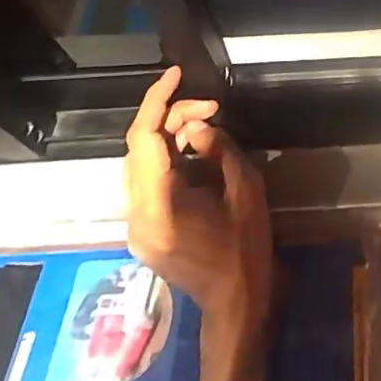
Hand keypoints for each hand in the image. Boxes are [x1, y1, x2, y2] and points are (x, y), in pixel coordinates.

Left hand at [124, 67, 271, 380]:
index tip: (176, 74)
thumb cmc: (245, 250)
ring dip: (170, 136)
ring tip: (205, 126)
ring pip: (142, 161)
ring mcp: (136, 224)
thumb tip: (195, 128)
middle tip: (210, 109)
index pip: (143, 139)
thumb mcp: (244, 190)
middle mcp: (136, 214)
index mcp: (158, 206)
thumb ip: (217, 150)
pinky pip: (148, 179)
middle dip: (172, 117)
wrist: (235, 306)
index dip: (157, 100)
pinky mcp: (143, 228)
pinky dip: (168, 157)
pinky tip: (194, 152)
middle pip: (141, 147)